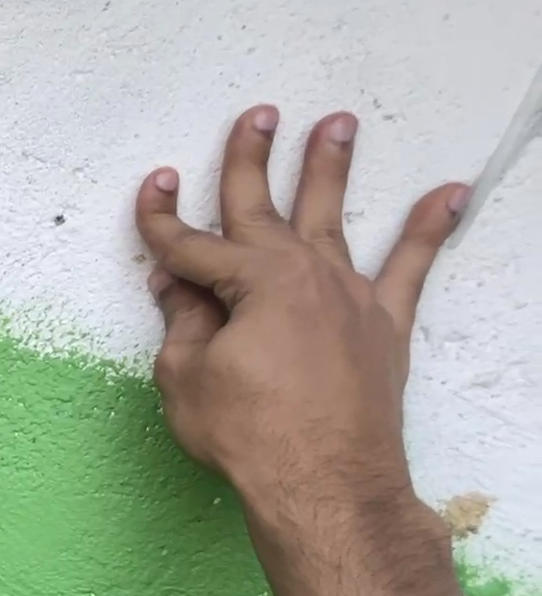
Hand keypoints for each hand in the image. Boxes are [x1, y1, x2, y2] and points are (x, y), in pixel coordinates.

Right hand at [135, 105, 470, 526]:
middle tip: (256, 117)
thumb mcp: (184, 376)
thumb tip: (176, 284)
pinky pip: (409, 267)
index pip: (194, 246)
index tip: (153, 186)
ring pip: (333, 221)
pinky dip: (425, 231)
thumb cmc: (242, 429)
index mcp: (252, 287)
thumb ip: (183, 322)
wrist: (322, 478)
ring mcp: (350, 296)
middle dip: (252, 163)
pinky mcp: (383, 324)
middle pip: (266, 212)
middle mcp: (305, 277)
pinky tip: (443, 195)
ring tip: (336, 126)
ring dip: (330, 173)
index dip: (163, 219)